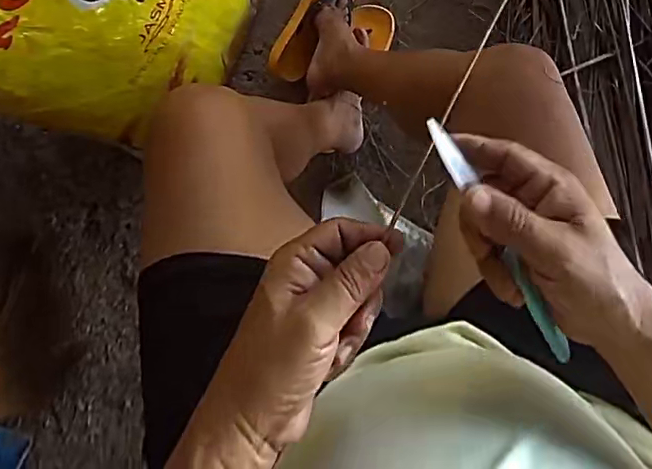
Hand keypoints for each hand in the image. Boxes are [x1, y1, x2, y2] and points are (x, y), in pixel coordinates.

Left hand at [174, 218, 400, 466]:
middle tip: (351, 318)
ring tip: (333, 345)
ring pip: (360, 298)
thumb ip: (351, 281)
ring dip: (355, 325)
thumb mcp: (315, 320)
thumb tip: (380, 249)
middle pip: (356, 265)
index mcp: (296, 262)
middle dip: (361, 297)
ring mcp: (314, 305)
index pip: (341, 230)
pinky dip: (349, 343)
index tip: (397, 245)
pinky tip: (329, 359)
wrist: (254, 422)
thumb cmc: (267, 370)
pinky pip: (354, 324)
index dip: (370, 235)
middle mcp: (305, 278)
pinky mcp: (323, 331)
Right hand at [454, 134, 651, 351]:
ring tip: (509, 282)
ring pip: (480, 225)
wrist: (618, 327)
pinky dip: (493, 273)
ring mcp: (524, 226)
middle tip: (486, 251)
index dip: (474, 148)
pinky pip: (487, 252)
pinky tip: (516, 291)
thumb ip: (511, 222)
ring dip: (486, 256)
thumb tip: (470, 195)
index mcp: (548, 185)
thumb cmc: (600, 280)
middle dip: (478, 225)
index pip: (505, 155)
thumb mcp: (555, 249)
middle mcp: (532, 199)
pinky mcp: (517, 252)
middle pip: (483, 193)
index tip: (444, 146)